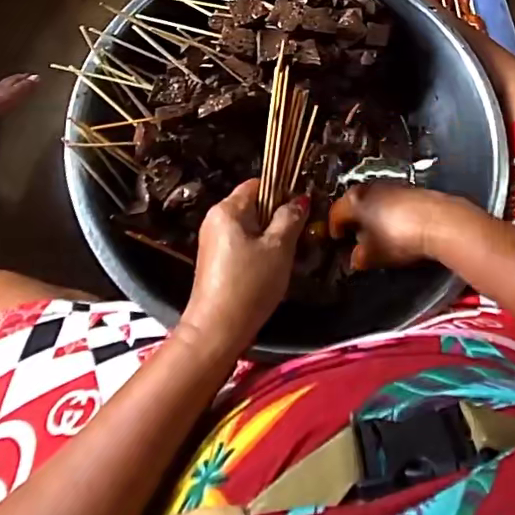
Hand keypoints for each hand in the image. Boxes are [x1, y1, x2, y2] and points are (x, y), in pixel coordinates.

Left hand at [178, 180, 304, 354]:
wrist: (217, 330)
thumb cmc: (250, 285)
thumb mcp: (278, 249)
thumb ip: (290, 219)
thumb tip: (300, 198)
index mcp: (227, 209)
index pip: (258, 184)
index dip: (281, 191)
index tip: (301, 209)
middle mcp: (215, 219)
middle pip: (253, 206)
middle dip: (277, 218)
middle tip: (299, 236)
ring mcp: (212, 240)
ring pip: (249, 227)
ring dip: (270, 237)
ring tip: (287, 256)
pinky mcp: (214, 261)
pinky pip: (241, 244)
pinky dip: (258, 251)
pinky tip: (270, 271)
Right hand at [329, 184, 475, 269]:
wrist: (440, 221)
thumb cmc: (399, 237)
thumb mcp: (376, 254)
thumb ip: (360, 257)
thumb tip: (355, 258)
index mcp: (354, 201)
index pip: (336, 212)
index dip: (334, 227)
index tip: (338, 239)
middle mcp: (369, 188)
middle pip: (354, 203)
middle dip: (353, 219)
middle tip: (355, 236)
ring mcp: (391, 186)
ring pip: (374, 200)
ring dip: (372, 214)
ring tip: (378, 232)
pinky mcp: (411, 189)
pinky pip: (391, 200)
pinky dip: (389, 211)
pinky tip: (398, 226)